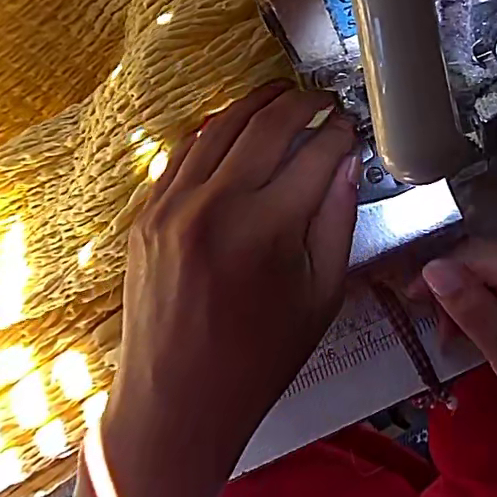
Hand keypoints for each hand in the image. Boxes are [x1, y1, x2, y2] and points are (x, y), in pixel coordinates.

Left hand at [111, 84, 360, 470]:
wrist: (175, 403)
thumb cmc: (259, 358)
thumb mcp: (320, 295)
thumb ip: (337, 219)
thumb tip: (346, 161)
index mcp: (267, 229)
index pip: (315, 154)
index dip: (339, 133)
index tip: (350, 126)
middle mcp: (216, 205)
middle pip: (268, 125)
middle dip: (303, 104)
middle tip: (323, 101)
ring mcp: (172, 205)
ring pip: (221, 126)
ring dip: (257, 103)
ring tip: (283, 93)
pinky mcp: (147, 213)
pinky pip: (184, 152)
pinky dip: (215, 129)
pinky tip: (235, 124)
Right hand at [420, 233, 496, 440]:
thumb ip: (473, 310)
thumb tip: (431, 268)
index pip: (474, 254)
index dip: (437, 275)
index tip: (413, 303)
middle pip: (481, 250)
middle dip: (454, 285)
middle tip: (443, 329)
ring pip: (489, 254)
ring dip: (468, 286)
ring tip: (462, 328)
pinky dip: (488, 285)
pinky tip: (485, 314)